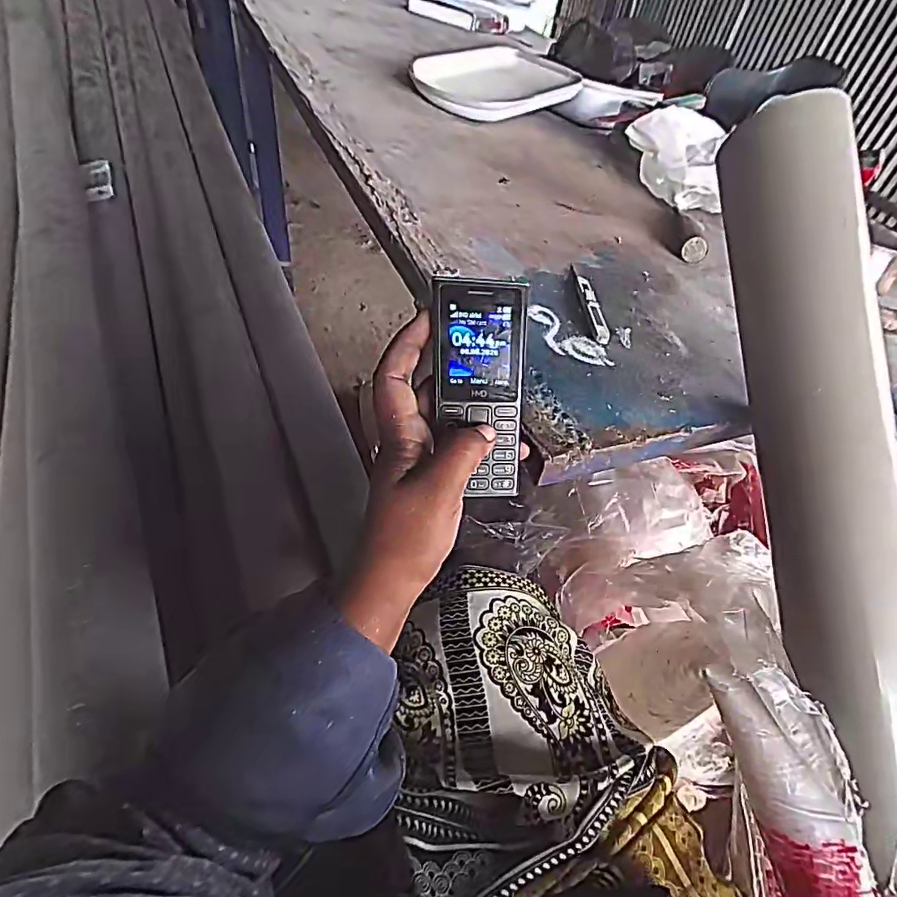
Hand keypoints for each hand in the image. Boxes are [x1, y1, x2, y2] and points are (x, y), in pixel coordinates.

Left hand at [337, 312, 496, 649]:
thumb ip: (464, 453)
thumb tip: (485, 429)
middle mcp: (407, 443)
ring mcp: (420, 462)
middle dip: (450, 369)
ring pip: (446, 420)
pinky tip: (504, 446)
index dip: (407, 342)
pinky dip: (479, 443)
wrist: (392, 579)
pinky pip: (458, 449)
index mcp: (399, 437)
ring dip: (472, 409)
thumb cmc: (402, 539)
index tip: (428, 317)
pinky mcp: (433, 480)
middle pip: (424, 392)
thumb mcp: (438, 490)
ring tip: (502, 400)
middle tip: (480, 352)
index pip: (393, 376)